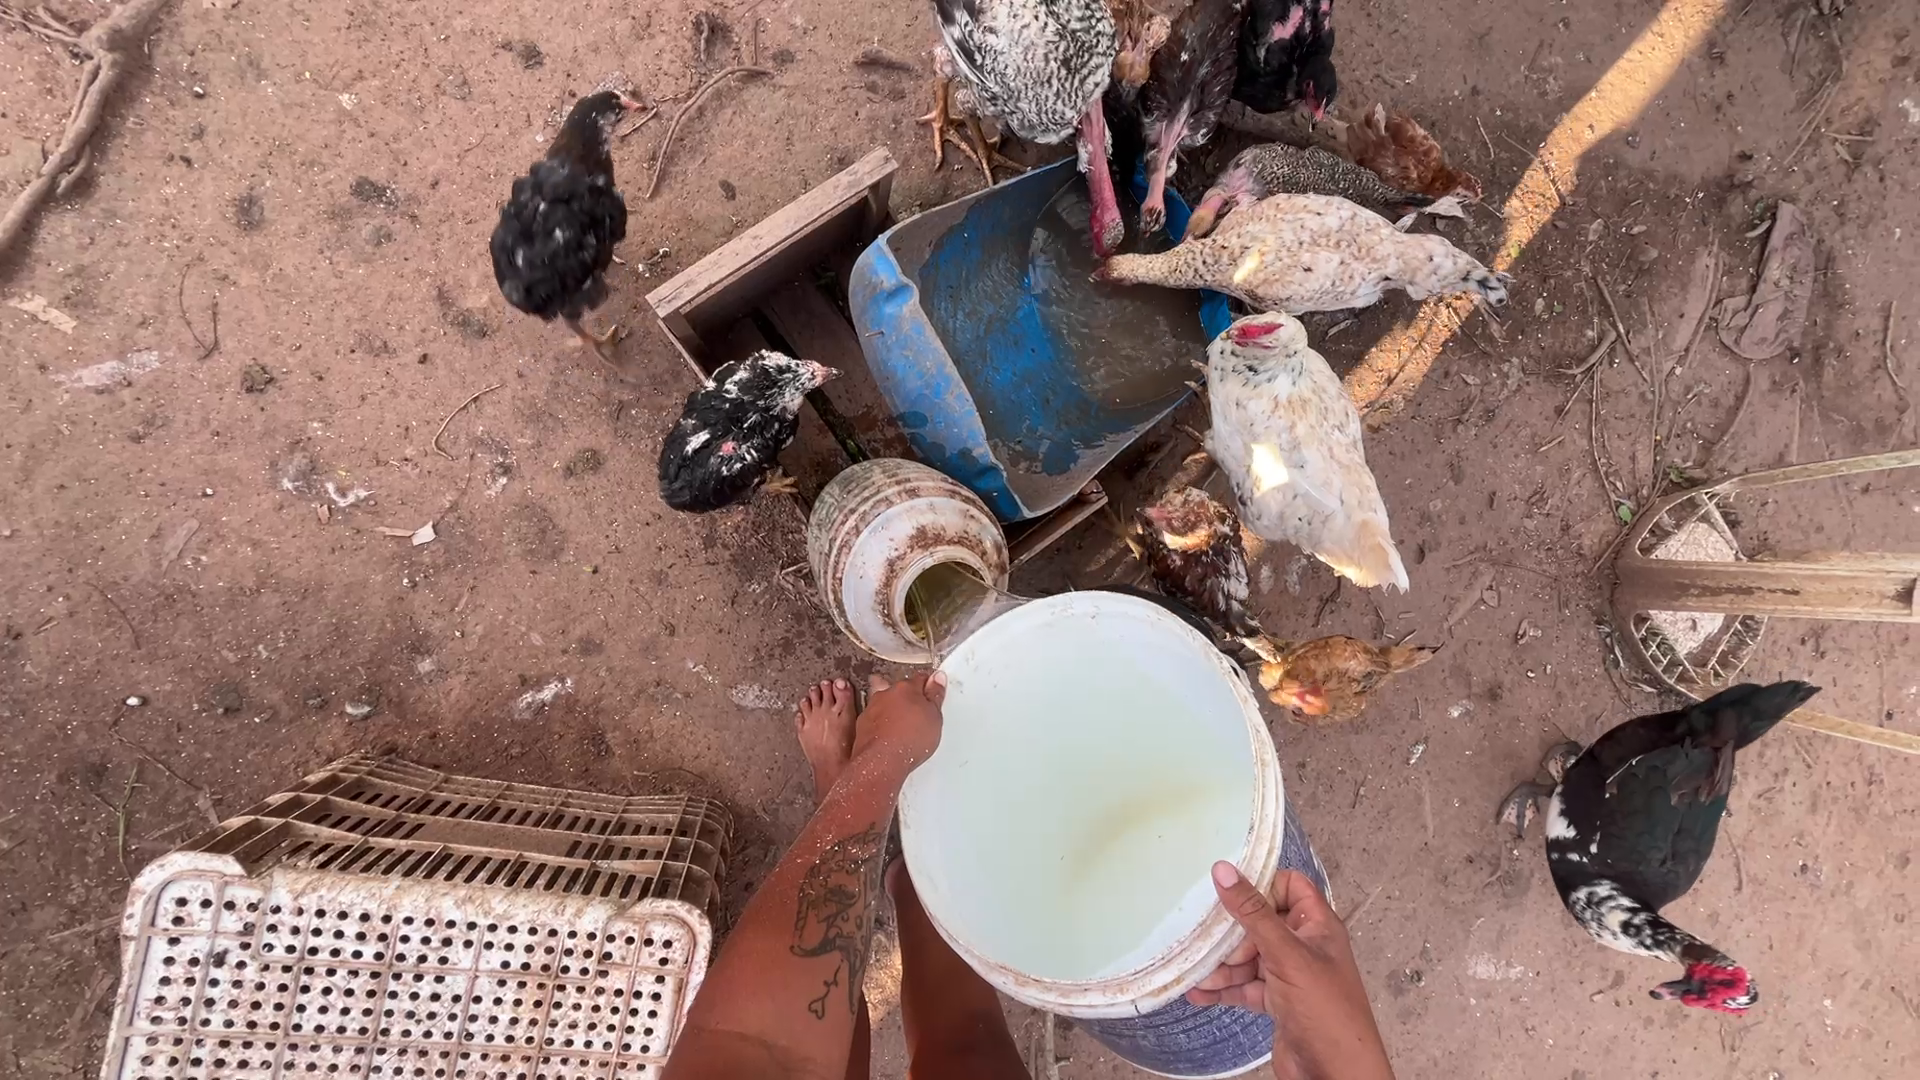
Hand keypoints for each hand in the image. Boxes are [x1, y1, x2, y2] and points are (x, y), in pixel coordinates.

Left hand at [851, 672, 946, 768]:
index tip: (933, 693)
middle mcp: (886, 694)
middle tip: (920, 714)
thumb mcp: (934, 717)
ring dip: (894, 710)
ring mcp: (872, 708)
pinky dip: (882, 724)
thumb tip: (938, 679)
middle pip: (901, 690)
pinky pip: (876, 719)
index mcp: (906, 688)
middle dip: (909, 699)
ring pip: (886, 703)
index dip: (928, 686)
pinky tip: (891, 735)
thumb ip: (935, 694)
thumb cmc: (908, 739)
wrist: (882, 761)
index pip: (920, 679)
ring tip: (905, 726)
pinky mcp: (863, 724)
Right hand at [1187, 863, 1393, 1079]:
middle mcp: (1304, 946)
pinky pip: (1246, 985)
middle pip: (1260, 921)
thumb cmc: (1324, 1012)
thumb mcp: (1286, 955)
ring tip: (1197, 972)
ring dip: (1223, 963)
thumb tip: (1223, 869)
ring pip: (1249, 955)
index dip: (1262, 885)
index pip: (1289, 886)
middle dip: (1231, 931)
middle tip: (1207, 938)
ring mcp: (1290, 974)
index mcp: (1317, 927)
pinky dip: (1224, 987)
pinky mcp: (1278, 1001)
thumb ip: (1253, 912)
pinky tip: (1199, 992)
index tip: (1230, 891)